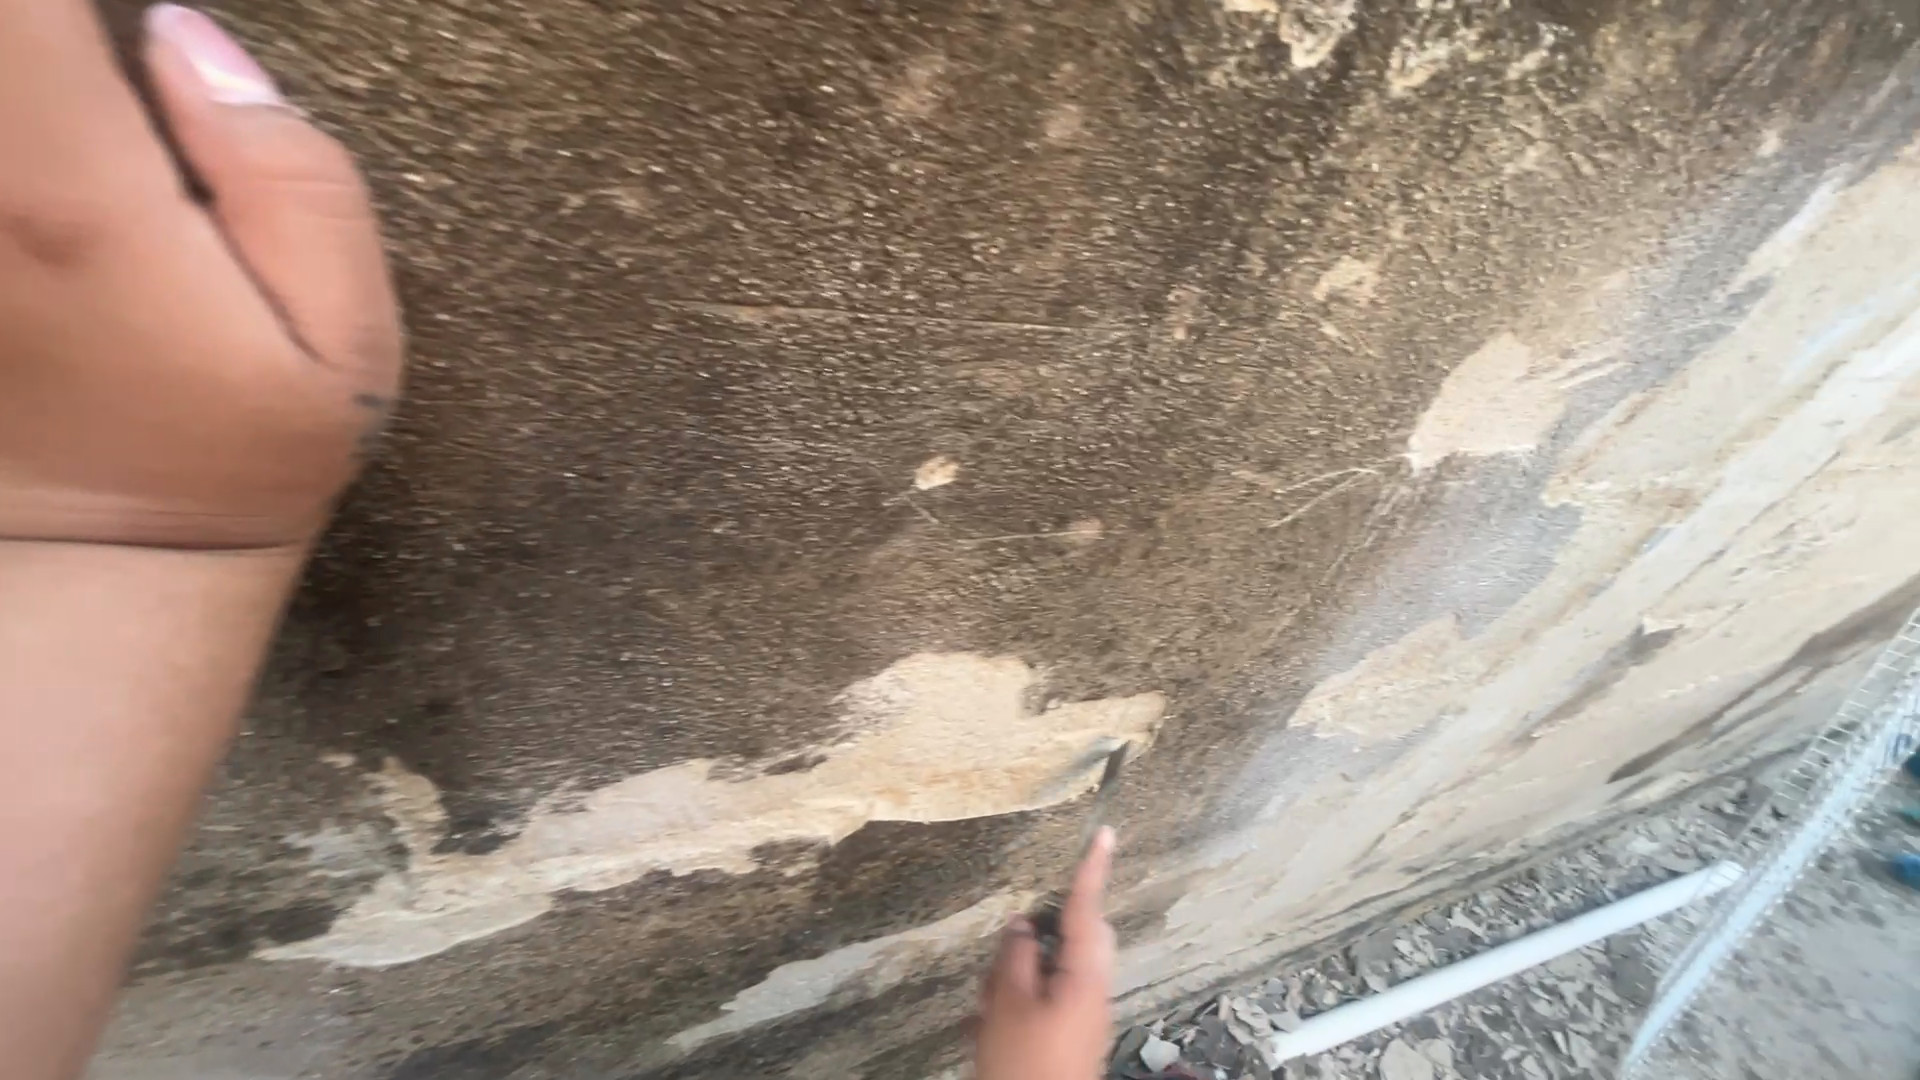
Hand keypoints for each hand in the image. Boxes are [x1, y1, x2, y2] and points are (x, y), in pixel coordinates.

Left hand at [0, 2, 400, 549]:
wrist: (107, 548)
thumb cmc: (248, 447)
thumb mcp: (345, 343)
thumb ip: (299, 188)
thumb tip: (195, 42)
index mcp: (68, 197)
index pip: (16, 5)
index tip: (119, 16)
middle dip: (24, 32)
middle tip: (81, 59)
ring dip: (8, 79)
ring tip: (60, 97)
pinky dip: (0, 118)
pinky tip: (36, 153)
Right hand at [976, 827, 1117, 1079]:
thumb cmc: (1023, 1063)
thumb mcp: (1009, 1004)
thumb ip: (1016, 955)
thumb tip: (1022, 924)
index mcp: (1085, 978)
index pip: (1087, 909)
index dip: (1093, 869)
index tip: (1106, 834)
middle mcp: (1091, 992)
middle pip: (1068, 941)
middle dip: (1031, 942)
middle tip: (999, 966)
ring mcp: (1082, 1016)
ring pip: (1048, 971)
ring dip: (1015, 980)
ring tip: (987, 1010)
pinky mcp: (1069, 1036)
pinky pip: (1042, 1001)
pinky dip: (1015, 1004)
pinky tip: (989, 1027)